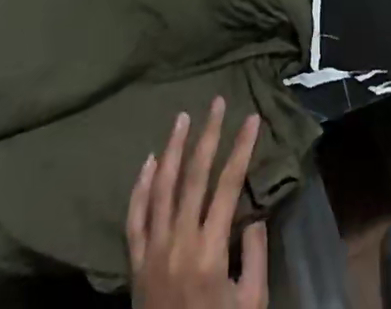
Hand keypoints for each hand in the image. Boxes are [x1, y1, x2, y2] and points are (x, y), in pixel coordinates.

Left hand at [126, 98, 267, 308]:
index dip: (241, 148)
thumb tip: (252, 218)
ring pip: (160, 187)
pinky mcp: (135, 261)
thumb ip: (255, 257)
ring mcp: (152, 249)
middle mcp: (178, 241)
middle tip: (216, 102)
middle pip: (193, 176)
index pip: (228, 185)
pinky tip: (148, 160)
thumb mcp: (251, 303)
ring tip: (182, 117)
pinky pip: (134, 216)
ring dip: (172, 148)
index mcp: (210, 250)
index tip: (252, 118)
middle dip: (208, 135)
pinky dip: (140, 185)